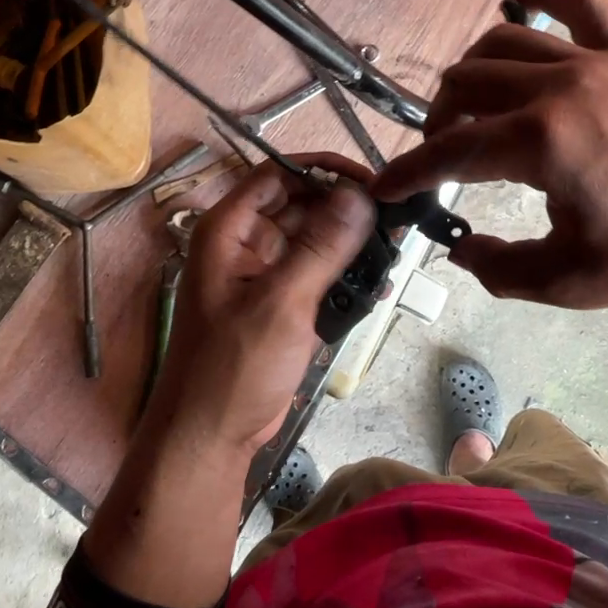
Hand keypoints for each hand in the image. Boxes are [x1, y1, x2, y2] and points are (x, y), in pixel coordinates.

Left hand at [149, 153, 375, 452]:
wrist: (211, 437)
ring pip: (314, 240)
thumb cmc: (234, 367)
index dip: (322, 170)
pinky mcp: (282, 304)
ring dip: (350, 243)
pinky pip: (317, 274)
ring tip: (393, 248)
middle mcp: (245, 244)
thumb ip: (321, 247)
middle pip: (300, 204)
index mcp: (228, 230)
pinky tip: (376, 284)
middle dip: (345, 209)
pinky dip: (343, 276)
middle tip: (395, 217)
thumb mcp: (281, 302)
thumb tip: (359, 194)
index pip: (278, 175)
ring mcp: (264, 275)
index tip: (371, 180)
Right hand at [373, 0, 607, 374]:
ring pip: (506, 42)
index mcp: (543, 142)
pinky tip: (520, 3)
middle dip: (437, 124)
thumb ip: (501, 266)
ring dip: (472, 71)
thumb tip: (462, 247)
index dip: (408, 174)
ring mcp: (601, 61)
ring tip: (468, 103)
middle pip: (466, 85)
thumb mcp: (574, 282)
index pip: (450, 152)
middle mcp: (562, 86)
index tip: (385, 190)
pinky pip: (582, 4)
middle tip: (439, 159)